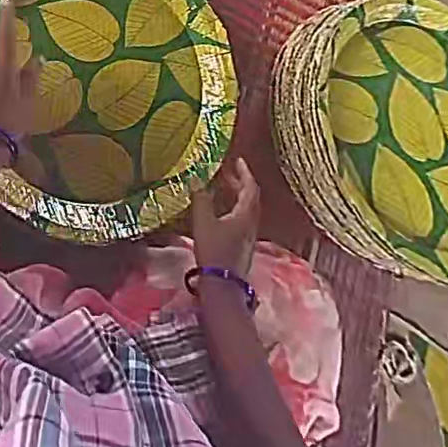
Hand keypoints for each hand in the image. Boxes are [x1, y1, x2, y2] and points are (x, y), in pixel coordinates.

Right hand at [192, 157, 259, 276]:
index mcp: (245, 214)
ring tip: (224, 187)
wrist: (222, 286)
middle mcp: (251, 223)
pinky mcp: (243, 246)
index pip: (250, 188)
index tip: (238, 160)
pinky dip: (235, 208)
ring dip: (238, 196)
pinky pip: (243, 219)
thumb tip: (196, 179)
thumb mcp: (203, 222)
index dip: (245, 172)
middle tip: (228, 171)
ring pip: (247, 209)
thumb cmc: (214, 251)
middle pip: (251, 198)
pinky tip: (221, 211)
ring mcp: (249, 236)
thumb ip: (201, 199)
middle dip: (241, 182)